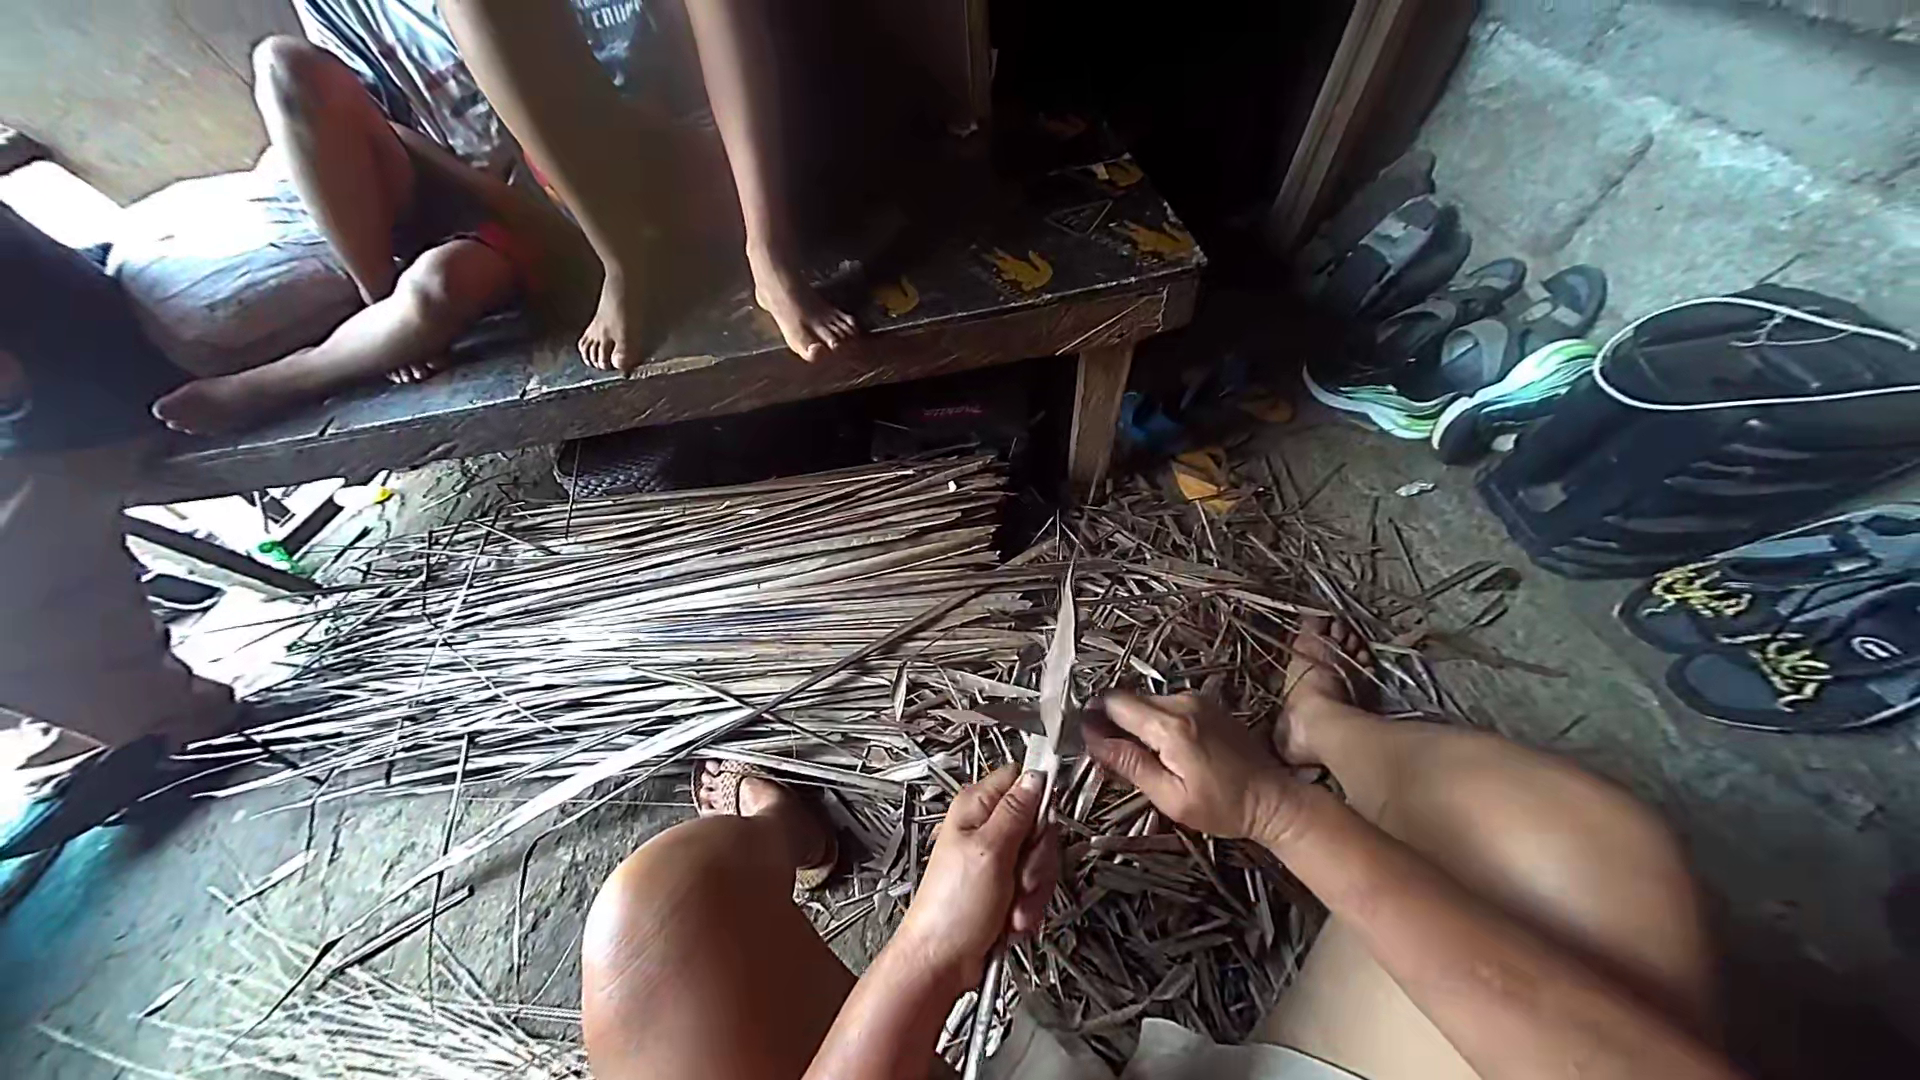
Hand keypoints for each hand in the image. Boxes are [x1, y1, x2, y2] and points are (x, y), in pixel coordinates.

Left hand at [895, 765, 1058, 985]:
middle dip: (1038, 859)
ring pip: (1040, 858)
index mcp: (976, 805)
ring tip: (1012, 904)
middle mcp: (986, 826)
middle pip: (1038, 824)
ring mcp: (996, 856)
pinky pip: (1034, 886)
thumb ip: (1017, 811)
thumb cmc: (951, 907)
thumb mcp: (990, 850)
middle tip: (1021, 876)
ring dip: (1033, 889)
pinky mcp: (1004, 883)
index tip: (1038, 829)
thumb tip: (1035, 776)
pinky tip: (1011, 918)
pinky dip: (1028, 906)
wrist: (942, 962)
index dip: (1038, 801)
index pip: (1021, 780)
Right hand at [1084, 692, 1302, 842]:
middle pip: (1128, 699)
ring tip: (1141, 754)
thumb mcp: (1170, 797)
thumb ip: (1129, 763)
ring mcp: (1196, 698)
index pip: (1115, 703)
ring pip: (1146, 701)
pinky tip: (1164, 747)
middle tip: (1112, 752)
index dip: (1095, 716)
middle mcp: (1182, 702)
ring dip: (1135, 721)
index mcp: (1171, 726)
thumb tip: (1091, 738)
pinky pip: (1165, 704)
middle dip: (1113, 721)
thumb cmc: (1223, 808)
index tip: (1086, 735)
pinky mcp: (1205, 702)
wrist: (1275, 800)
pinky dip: (1154, 720)